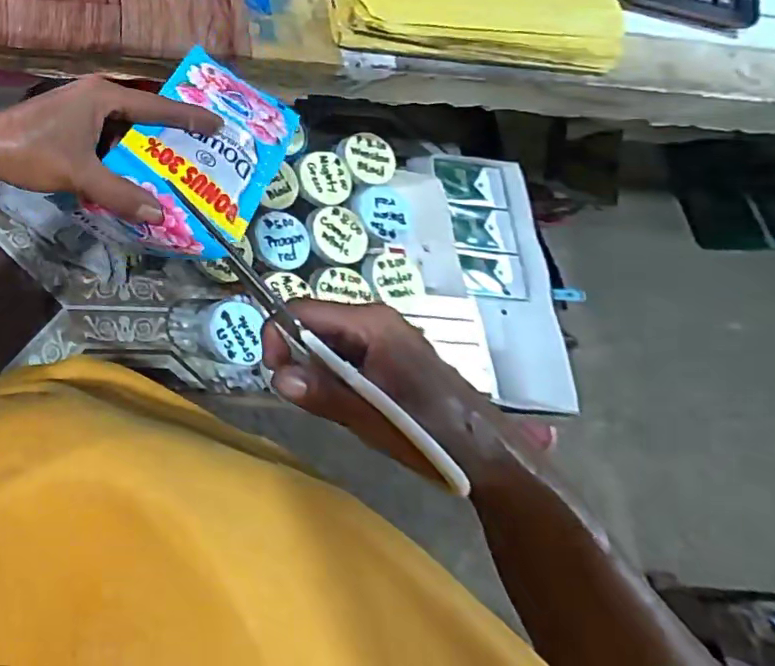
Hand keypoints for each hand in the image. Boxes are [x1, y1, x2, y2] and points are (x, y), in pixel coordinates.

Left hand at [0, 75, 220, 222]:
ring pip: (115, 127)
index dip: (188, 118)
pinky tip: (121, 170)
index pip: (156, 105)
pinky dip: (111, 150)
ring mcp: (72, 106)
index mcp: (101, 96)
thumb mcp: (79, 174)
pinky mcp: (59, 120)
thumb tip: (159, 214)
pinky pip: (98, 133)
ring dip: (134, 147)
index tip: (218, 125)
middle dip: (162, 135)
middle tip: (193, 152)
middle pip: (137, 115)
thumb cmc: (32, 152)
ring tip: (163, 166)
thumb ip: (120, 193)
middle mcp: (90, 94)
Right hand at [263, 299, 526, 484]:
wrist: (499, 463)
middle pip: (309, 324)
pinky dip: (333, 375)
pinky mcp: (388, 352)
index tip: (275, 373)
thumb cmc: (438, 437)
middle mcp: (376, 319)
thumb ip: (324, 395)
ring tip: (336, 404)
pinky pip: (341, 352)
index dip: (276, 336)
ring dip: (316, 370)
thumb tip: (277, 377)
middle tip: (306, 395)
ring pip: (323, 340)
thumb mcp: (373, 420)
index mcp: (372, 323)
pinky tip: (352, 402)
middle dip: (297, 357)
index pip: (299, 310)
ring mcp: (384, 335)